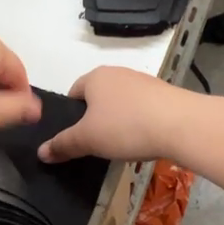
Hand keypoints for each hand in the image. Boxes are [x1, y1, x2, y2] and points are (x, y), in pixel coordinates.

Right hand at [38, 67, 190, 163]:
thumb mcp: (87, 140)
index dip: (72, 117)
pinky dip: (141, 123)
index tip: (78, 137)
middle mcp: (118, 72)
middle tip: (99, 144)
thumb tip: (40, 152)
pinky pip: (143, 108)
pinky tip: (146, 139)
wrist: (183, 125)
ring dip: (120, 121)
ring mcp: (144, 81)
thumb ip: (62, 145)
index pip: (73, 93)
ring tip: (125, 145)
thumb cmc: (126, 127)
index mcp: (94, 77)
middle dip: (96, 120)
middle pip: (98, 98)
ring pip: (122, 103)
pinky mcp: (165, 93)